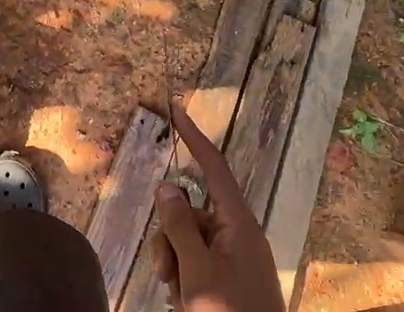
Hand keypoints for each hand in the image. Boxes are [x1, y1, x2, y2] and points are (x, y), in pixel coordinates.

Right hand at [151, 103, 284, 311]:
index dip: (195, 137)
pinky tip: (185, 301)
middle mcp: (239, 234)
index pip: (214, 167)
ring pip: (190, 240)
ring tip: (177, 296)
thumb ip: (179, 226)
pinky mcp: (232, 280)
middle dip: (170, 236)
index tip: (177, 109)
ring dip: (175, 262)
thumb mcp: (197, 271)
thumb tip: (167, 185)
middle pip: (192, 212)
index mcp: (238, 223)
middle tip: (165, 272)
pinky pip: (199, 262)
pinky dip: (186, 277)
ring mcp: (236, 258)